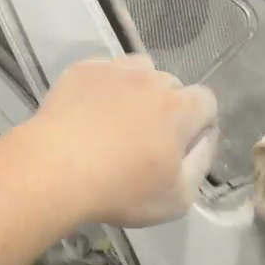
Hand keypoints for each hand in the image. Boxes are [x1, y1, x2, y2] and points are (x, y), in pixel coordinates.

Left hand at [15, 54, 217, 227]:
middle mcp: (149, 78)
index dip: (200, 121)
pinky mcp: (83, 68)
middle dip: (168, 106)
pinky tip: (91, 110)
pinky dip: (105, 86)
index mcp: (178, 108)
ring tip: (120, 118)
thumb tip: (205, 135)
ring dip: (138, 89)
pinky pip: (105, 70)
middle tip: (147, 137)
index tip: (183, 144)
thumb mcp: (179, 196)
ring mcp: (113, 68)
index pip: (206, 100)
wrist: (57, 166)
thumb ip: (201, 160)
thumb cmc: (122, 189)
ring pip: (138, 69)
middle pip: (171, 84)